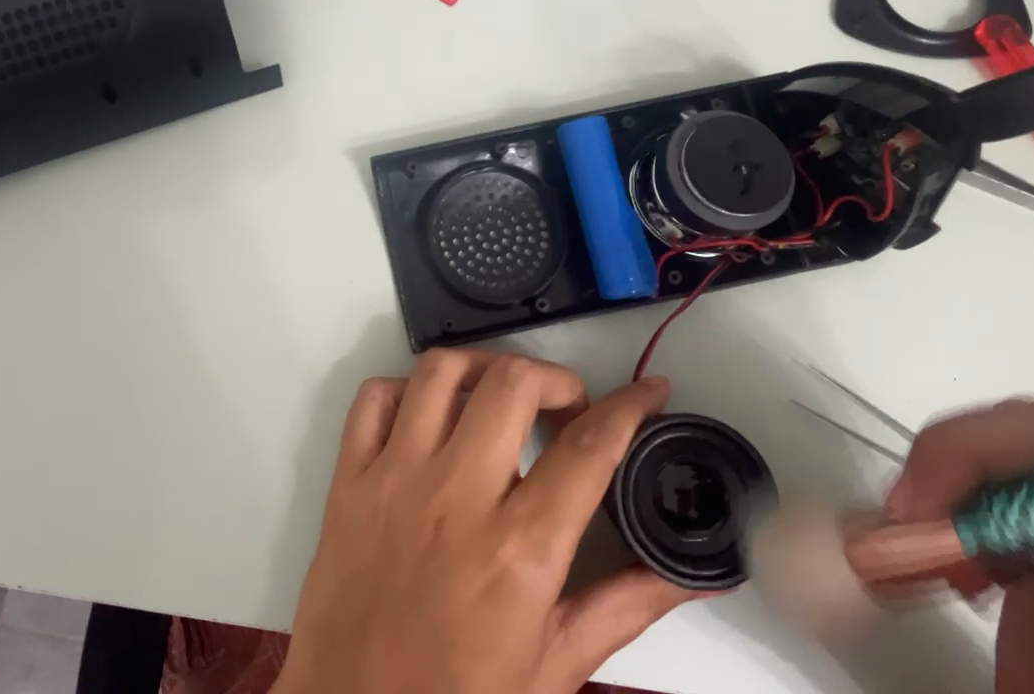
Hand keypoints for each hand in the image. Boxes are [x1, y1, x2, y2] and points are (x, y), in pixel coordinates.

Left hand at [275, 350, 709, 693]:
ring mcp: (394, 480)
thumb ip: (622, 607)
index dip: (629, 408)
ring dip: (481, 368)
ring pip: (439, 373)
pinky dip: (405, 389)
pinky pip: (372, 399)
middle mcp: (455, 497)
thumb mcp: (554, 665)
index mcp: (518, 549)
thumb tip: (685, 573)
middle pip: (512, 383)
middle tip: (565, 408)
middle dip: (553, 378)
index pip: (587, 448)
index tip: (650, 392)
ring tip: (500, 396)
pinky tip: (428, 416)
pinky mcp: (348, 480)